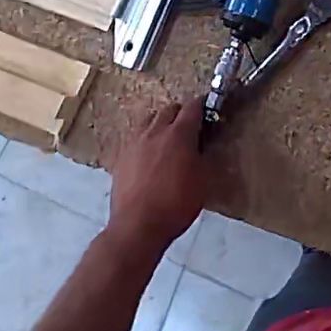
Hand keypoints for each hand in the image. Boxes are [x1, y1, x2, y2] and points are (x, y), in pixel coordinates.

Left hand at [106, 98, 205, 253]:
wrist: (137, 225)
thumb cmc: (176, 204)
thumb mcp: (202, 180)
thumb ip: (204, 155)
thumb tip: (205, 141)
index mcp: (179, 134)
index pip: (193, 107)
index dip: (202, 105)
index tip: (208, 109)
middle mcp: (156, 131)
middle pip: (170, 108)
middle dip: (182, 112)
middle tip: (190, 126)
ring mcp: (136, 142)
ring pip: (150, 119)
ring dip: (162, 122)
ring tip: (167, 137)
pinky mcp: (122, 156)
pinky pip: (136, 136)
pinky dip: (146, 137)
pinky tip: (149, 153)